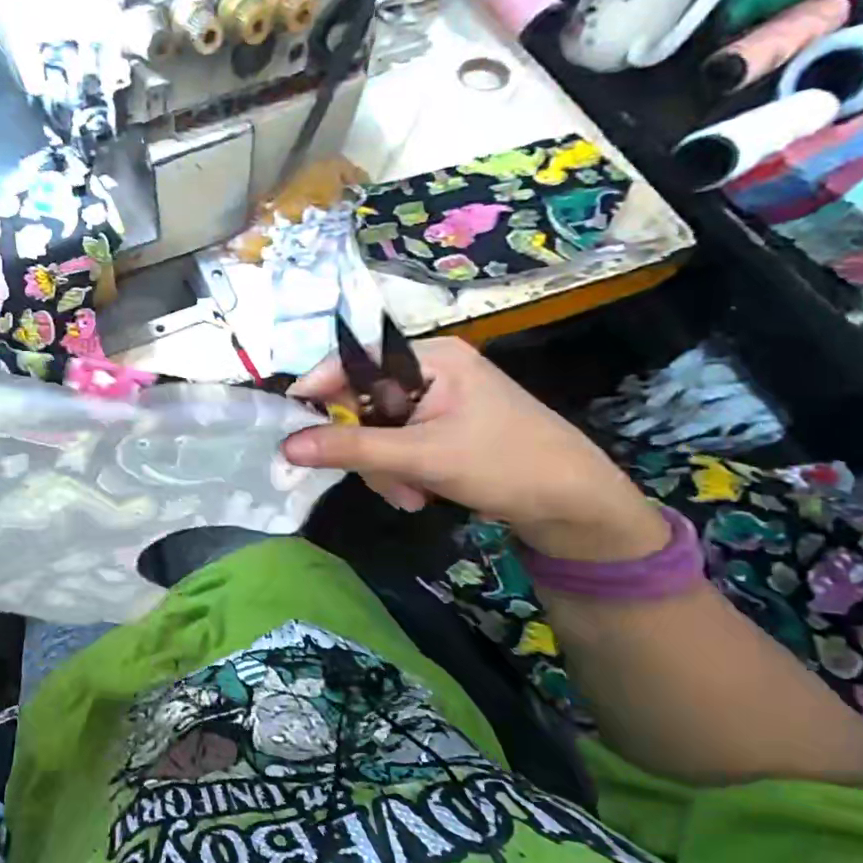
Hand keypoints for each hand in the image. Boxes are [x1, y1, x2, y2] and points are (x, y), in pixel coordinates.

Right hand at [283, 336, 667, 561]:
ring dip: (384, 470)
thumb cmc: (506, 465)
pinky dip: (399, 474)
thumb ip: (352, 448)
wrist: (575, 506)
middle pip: (361, 403)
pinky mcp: (438, 428)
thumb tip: (287, 446)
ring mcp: (434, 401)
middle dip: (366, 449)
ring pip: (375, 431)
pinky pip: (394, 446)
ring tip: (412, 497)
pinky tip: (420, 495)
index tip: (290, 427)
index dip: (318, 391)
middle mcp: (429, 370)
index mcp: (431, 356)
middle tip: (384, 483)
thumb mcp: (423, 457)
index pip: (353, 361)